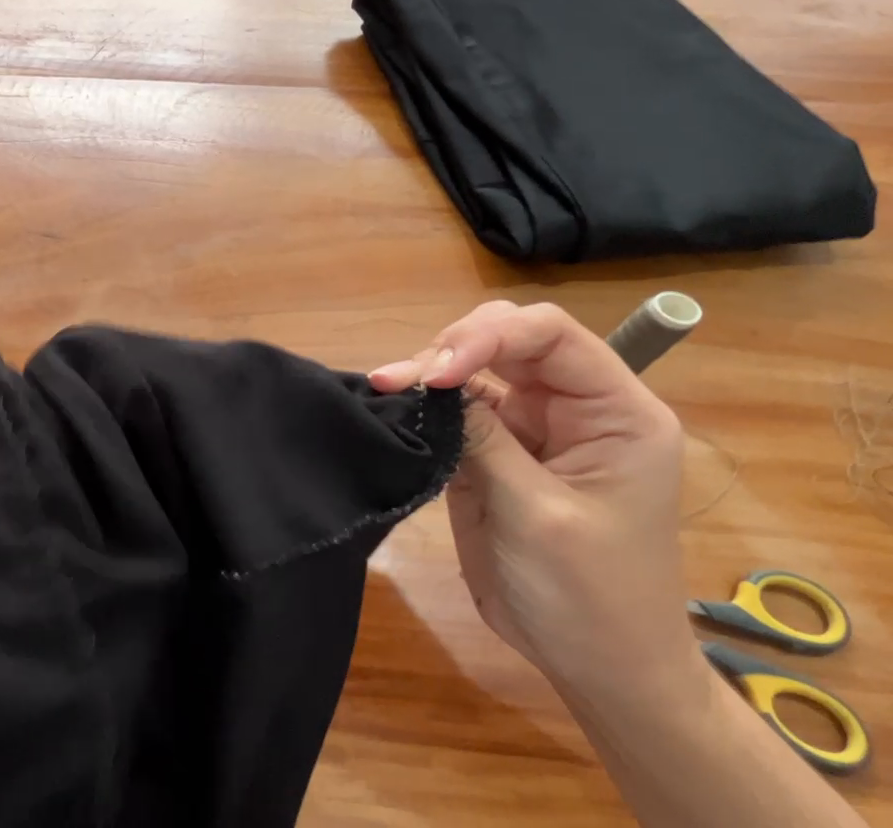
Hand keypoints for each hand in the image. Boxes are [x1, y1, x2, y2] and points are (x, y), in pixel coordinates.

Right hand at [368, 302, 697, 698]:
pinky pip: (455, 410)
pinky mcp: (494, 455)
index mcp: (615, 414)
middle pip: (510, 340)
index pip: (552, 335)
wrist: (595, 663)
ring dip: (428, 372)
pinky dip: (421, 403)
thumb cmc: (589, 593)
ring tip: (384, 387)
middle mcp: (574, 410)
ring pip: (475, 370)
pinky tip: (391, 404)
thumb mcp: (537, 513)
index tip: (440, 374)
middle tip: (402, 380)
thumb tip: (430, 383)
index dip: (491, 336)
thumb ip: (487, 441)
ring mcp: (531, 431)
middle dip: (453, 348)